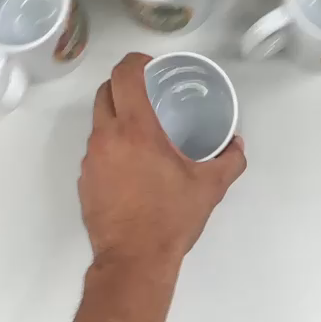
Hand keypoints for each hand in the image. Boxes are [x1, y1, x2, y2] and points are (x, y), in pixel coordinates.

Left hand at [79, 54, 246, 278]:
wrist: (134, 260)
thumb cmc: (171, 219)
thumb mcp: (209, 188)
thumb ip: (229, 160)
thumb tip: (236, 145)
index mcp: (136, 130)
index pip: (124, 75)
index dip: (135, 61)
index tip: (150, 66)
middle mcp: (106, 138)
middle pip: (104, 92)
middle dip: (122, 86)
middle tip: (146, 96)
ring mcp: (90, 161)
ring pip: (98, 124)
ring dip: (116, 120)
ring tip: (141, 135)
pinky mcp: (84, 182)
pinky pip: (95, 154)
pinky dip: (110, 150)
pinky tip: (130, 169)